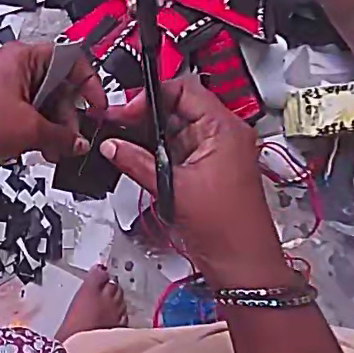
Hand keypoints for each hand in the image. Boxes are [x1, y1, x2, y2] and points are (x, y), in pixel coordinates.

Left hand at [0, 42, 105, 167]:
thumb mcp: (29, 130)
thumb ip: (63, 136)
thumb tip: (78, 141)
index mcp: (23, 56)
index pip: (73, 59)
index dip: (90, 85)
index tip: (98, 109)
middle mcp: (11, 66)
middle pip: (57, 86)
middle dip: (67, 116)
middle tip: (71, 139)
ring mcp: (0, 86)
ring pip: (40, 103)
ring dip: (50, 128)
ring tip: (51, 149)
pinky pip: (22, 114)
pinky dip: (31, 131)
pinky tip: (32, 148)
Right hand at [99, 75, 290, 286]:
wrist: (240, 262)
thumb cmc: (226, 227)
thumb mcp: (172, 188)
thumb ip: (137, 161)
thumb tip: (113, 145)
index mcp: (224, 130)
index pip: (184, 90)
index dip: (151, 96)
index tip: (127, 110)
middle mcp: (223, 136)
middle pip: (177, 108)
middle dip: (144, 115)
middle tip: (116, 125)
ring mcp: (214, 152)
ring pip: (174, 129)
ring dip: (148, 135)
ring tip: (123, 144)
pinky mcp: (205, 168)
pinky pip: (177, 148)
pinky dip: (156, 151)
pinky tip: (137, 159)